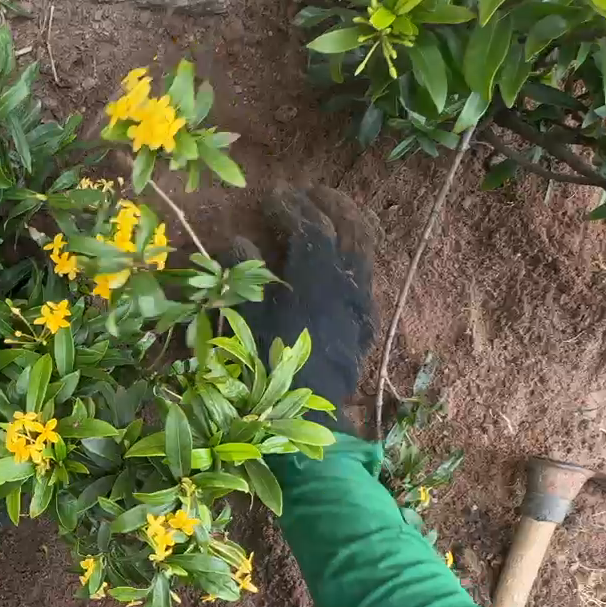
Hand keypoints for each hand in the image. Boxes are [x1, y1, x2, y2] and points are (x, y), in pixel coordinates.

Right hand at [234, 185, 378, 434]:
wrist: (306, 415)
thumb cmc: (266, 367)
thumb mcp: (244, 320)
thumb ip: (241, 275)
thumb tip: (238, 241)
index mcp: (315, 278)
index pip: (307, 226)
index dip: (289, 206)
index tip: (273, 194)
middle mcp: (346, 282)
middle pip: (345, 226)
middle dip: (324, 203)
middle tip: (304, 192)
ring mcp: (361, 300)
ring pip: (365, 245)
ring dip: (348, 220)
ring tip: (330, 208)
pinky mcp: (366, 321)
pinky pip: (367, 271)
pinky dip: (356, 250)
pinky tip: (341, 252)